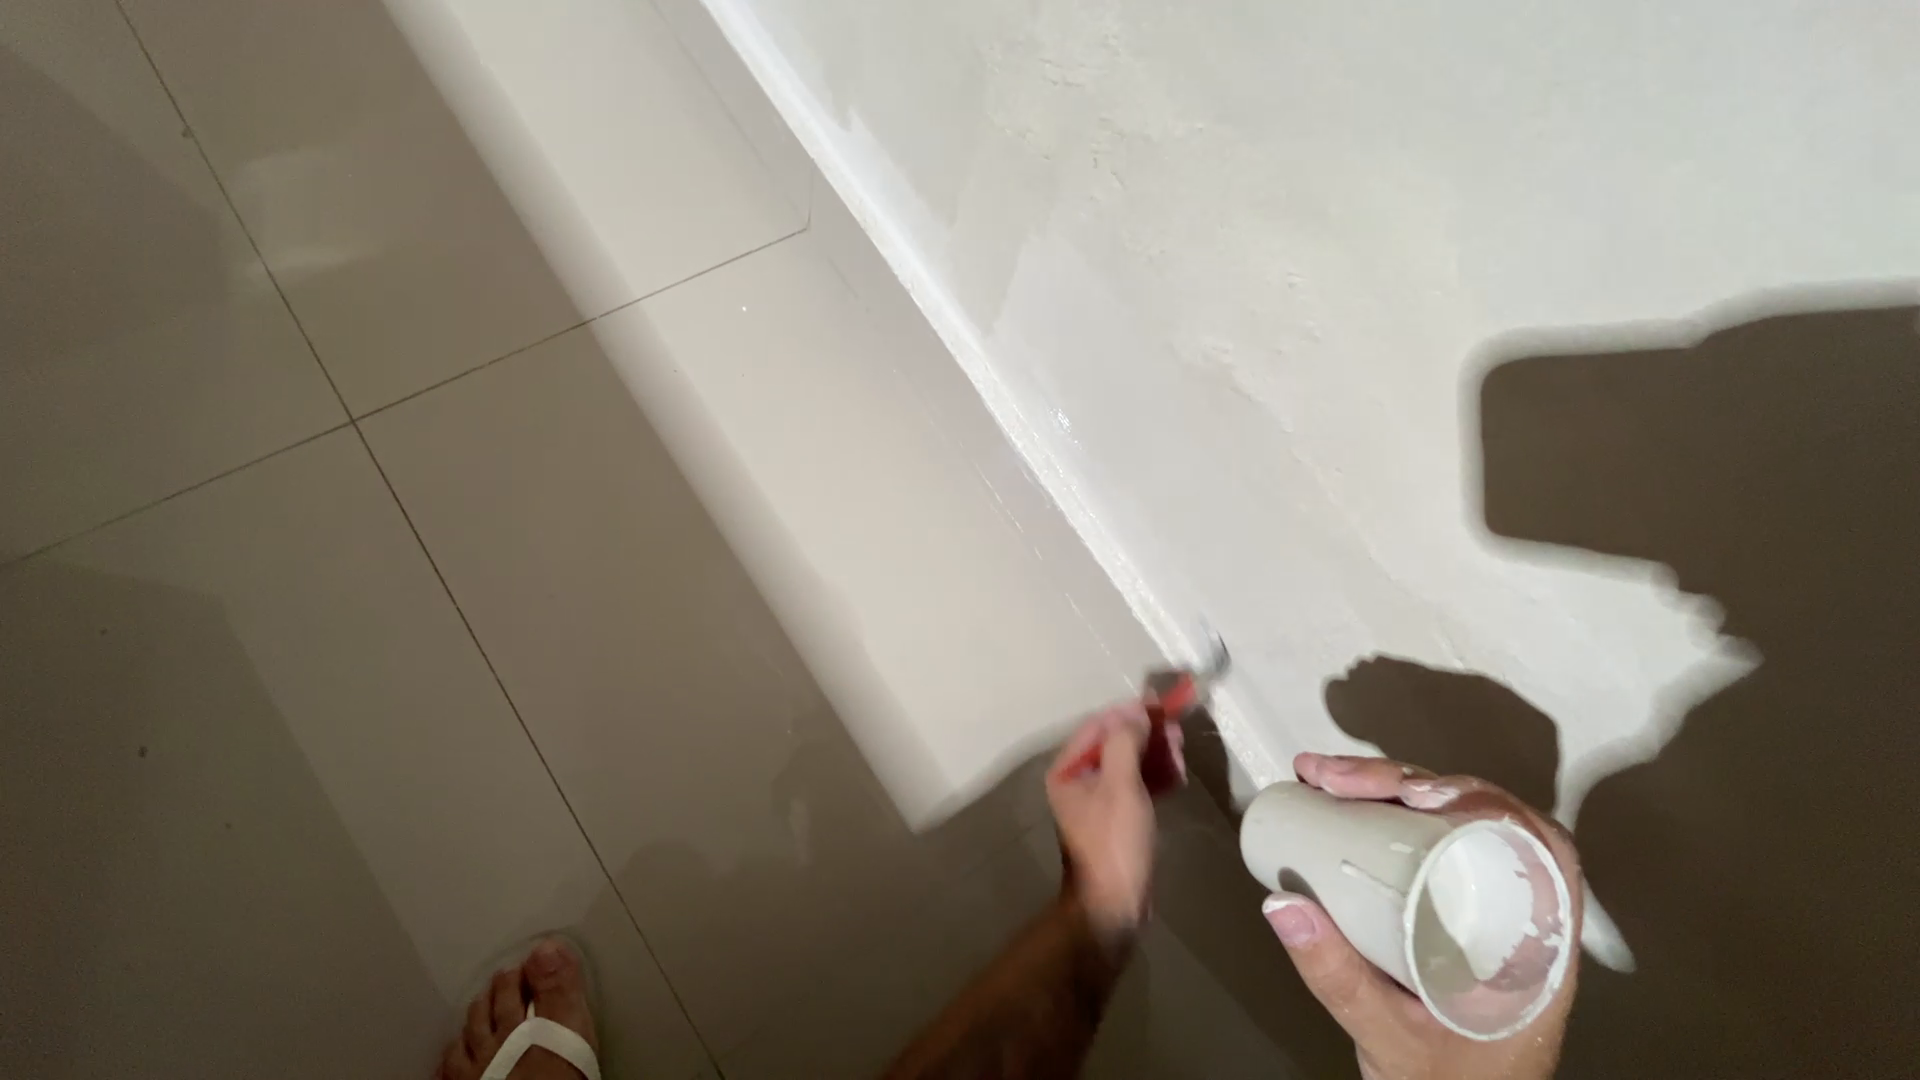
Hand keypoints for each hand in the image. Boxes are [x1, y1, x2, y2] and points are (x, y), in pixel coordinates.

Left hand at [1046, 702, 1180, 939]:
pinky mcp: (1118, 817)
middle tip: (1177, 732)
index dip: (1129, 712)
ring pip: (1130, 763)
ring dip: (1156, 753)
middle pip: (1115, 742)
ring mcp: (1099, 800)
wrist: (1114, 907)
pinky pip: (1137, 785)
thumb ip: (1125, 743)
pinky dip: (1156, 777)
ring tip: (1181, 753)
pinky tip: (1178, 775)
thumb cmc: (1114, 842)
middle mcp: (1079, 779)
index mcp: (1068, 769)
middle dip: (1147, 734)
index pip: (1099, 726)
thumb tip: (1136, 710)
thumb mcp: (1121, 787)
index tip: (1161, 705)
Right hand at [1263, 752, 1582, 1079]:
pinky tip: (1335, 798)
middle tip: (1336, 778)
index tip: (1421, 795)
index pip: (1542, 851)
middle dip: (1403, 781)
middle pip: (1477, 819)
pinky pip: (1414, 839)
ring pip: (1440, 820)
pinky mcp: (1434, 901)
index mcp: (1533, 943)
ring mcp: (1470, 903)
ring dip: (1383, 786)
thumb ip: (1339, 979)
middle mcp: (1511, 912)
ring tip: (1319, 776)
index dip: (1490, 804)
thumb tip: (1279, 903)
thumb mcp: (1389, 1037)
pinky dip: (1376, 809)